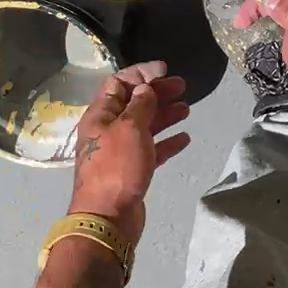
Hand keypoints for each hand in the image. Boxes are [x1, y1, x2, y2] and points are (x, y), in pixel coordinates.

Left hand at [65, 61, 190, 244]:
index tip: (164, 69)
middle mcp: (108, 130)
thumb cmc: (117, 167)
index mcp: (100, 115)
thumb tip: (145, 88)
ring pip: (145, 126)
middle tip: (182, 86)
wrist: (108, 218)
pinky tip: (184, 138)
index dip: (141, 73)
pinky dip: (167, 141)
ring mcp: (120, 151)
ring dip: (165, 115)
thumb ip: (140, 105)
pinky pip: (151, 149)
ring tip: (187, 109)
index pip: (118, 84)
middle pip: (134, 103)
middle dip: (157, 93)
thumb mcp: (130, 128)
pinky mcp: (132, 170)